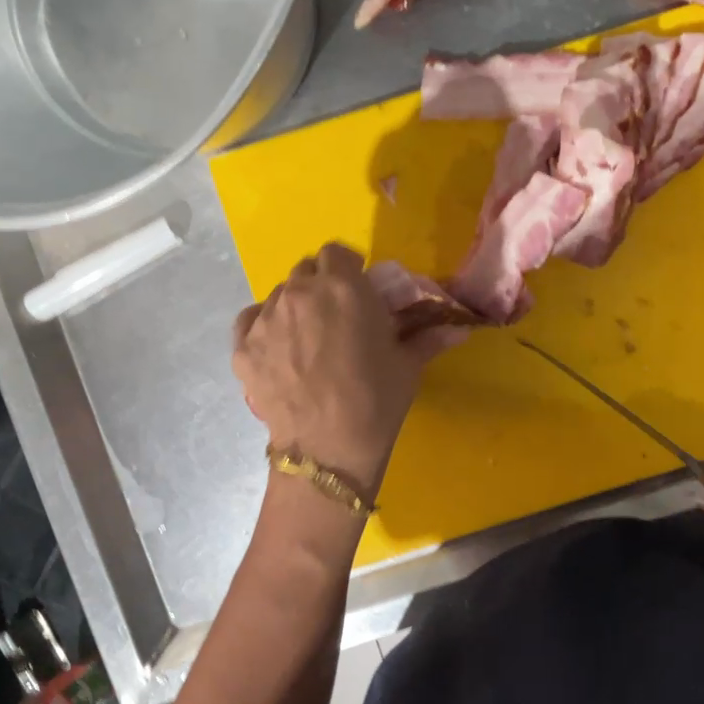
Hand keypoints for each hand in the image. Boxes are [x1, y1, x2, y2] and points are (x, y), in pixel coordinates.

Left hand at [231, 243, 444, 494]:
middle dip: (322, 285)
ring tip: (310, 340)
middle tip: (338, 316)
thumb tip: (460, 328)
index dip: (348, 268)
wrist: (328, 450)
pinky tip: (282, 351)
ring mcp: (266, 318)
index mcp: (344, 287)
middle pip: (306, 271)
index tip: (359, 289)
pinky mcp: (242, 346)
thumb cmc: (377, 401)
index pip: (338, 252)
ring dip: (296, 307)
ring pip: (280, 295)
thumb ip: (429, 337)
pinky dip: (266, 327)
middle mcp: (300, 292)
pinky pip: (252, 320)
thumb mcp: (408, 365)